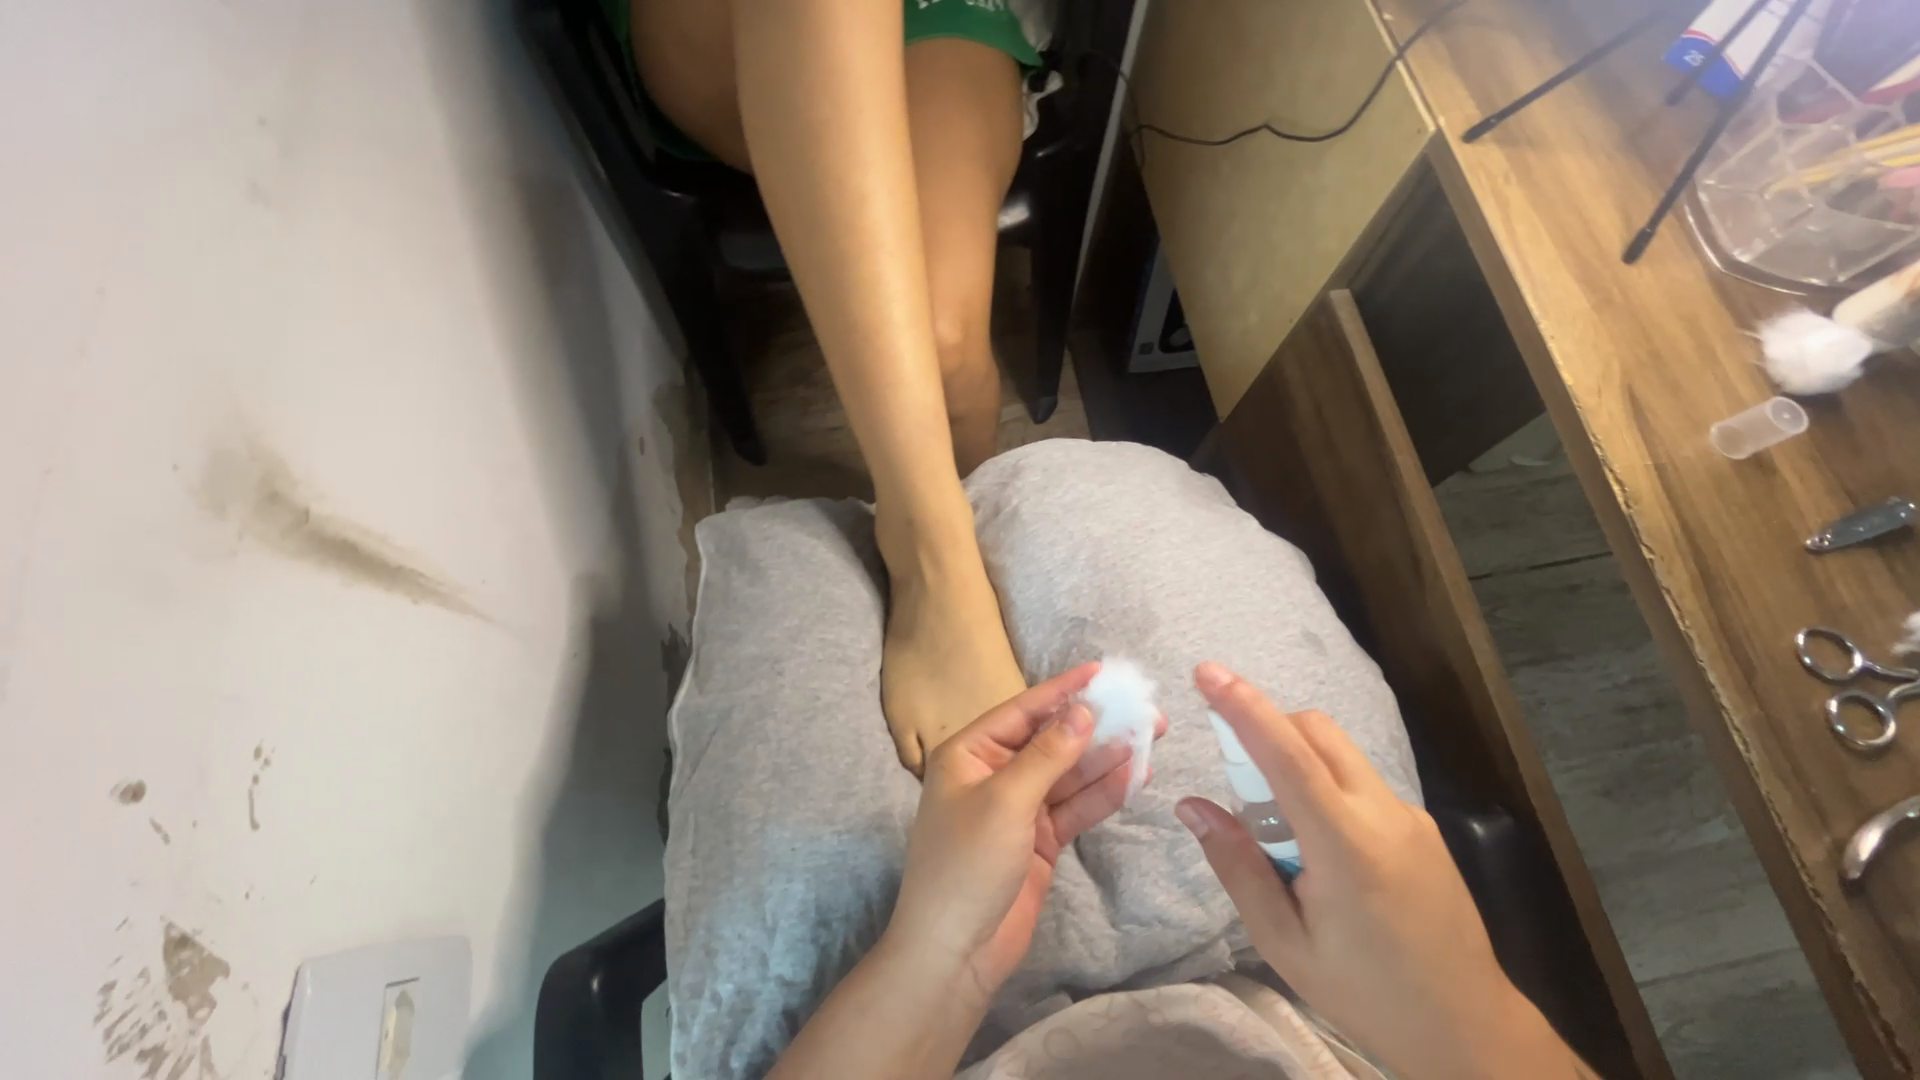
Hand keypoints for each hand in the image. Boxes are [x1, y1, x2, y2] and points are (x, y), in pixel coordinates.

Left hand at [885, 663, 1164, 1002]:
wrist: (955, 952)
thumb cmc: (967, 864)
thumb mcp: (1006, 801)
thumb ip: (1048, 754)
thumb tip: (1083, 710)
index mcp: (969, 753)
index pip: (1023, 711)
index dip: (1064, 690)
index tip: (1103, 672)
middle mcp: (994, 773)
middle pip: (1052, 740)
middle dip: (1096, 726)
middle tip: (1146, 711)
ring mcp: (1019, 807)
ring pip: (1069, 773)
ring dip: (1107, 758)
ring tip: (1151, 737)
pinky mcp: (1039, 839)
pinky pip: (1075, 806)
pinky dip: (1103, 793)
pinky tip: (1136, 775)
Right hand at [1175, 663, 1586, 1079]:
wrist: (1470, 1030)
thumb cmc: (1366, 992)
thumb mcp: (1284, 940)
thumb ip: (1237, 865)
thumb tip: (1192, 806)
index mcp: (1346, 844)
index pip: (1286, 754)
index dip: (1243, 706)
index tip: (1207, 671)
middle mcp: (1383, 813)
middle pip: (1316, 731)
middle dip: (1267, 727)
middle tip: (1236, 778)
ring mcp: (1410, 816)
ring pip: (1340, 752)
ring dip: (1295, 760)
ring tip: (1280, 834)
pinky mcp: (1423, 827)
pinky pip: (1360, 781)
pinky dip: (1325, 786)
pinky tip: (1321, 852)